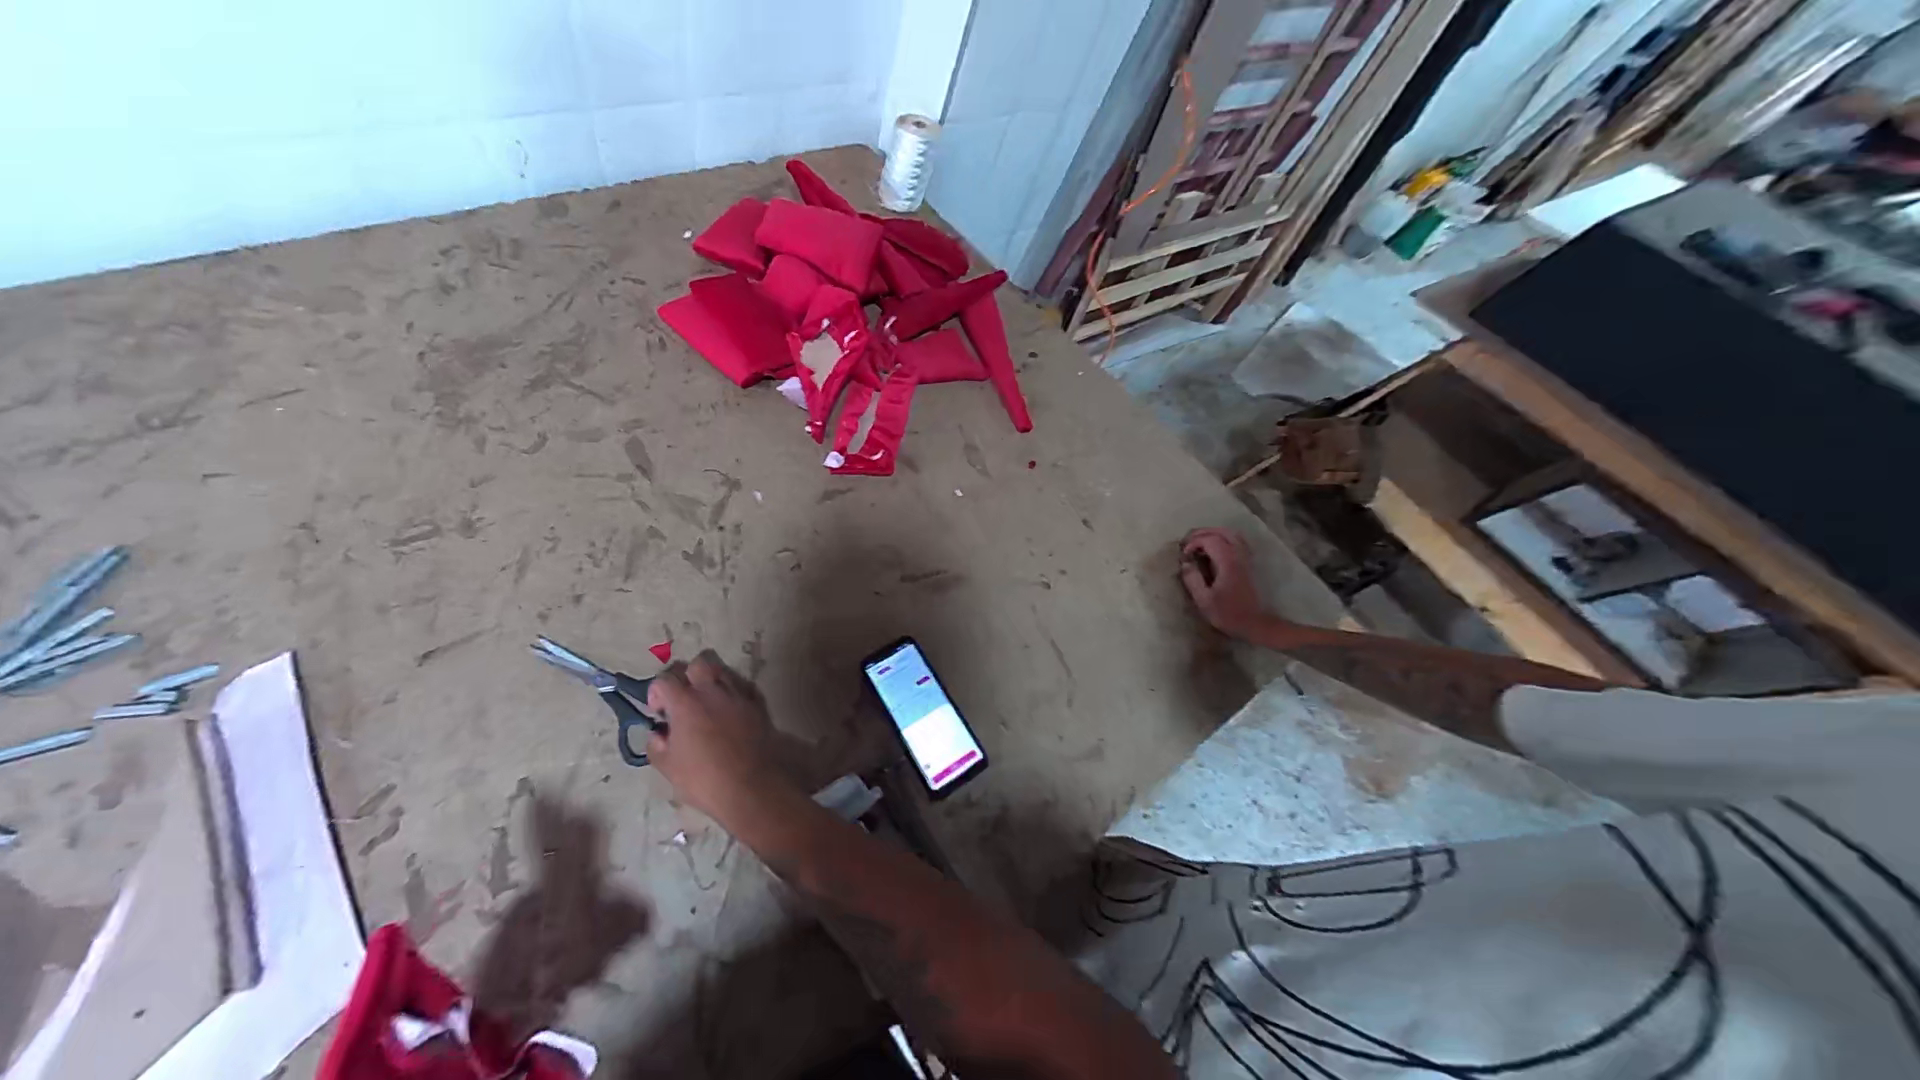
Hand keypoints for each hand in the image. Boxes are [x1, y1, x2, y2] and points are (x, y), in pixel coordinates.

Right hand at [646, 650, 801, 826]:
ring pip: (723, 670)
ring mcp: (738, 694)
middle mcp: (713, 691)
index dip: (656, 692)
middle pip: (697, 663)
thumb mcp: (669, 767)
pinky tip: (729, 710)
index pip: (665, 679)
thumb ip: (657, 745)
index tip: (659, 712)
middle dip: (686, 676)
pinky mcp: (758, 703)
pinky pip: (742, 685)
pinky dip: (733, 692)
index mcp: (686, 702)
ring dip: (710, 681)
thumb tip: (658, 733)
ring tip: (706, 703)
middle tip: (683, 699)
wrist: (753, 784)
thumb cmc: (705, 778)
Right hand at [1179, 527, 1271, 639]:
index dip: (1193, 543)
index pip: (1209, 540)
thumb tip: (1185, 563)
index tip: (1184, 555)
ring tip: (1198, 541)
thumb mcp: (1204, 600)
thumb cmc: (1227, 614)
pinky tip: (1215, 547)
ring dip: (1213, 533)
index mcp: (1228, 563)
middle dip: (1202, 533)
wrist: (1253, 623)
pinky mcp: (1247, 563)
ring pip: (1231, 534)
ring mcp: (1245, 558)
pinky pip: (1237, 541)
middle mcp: (1238, 556)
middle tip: (1187, 542)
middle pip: (1221, 532)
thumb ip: (1192, 579)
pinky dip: (1224, 539)